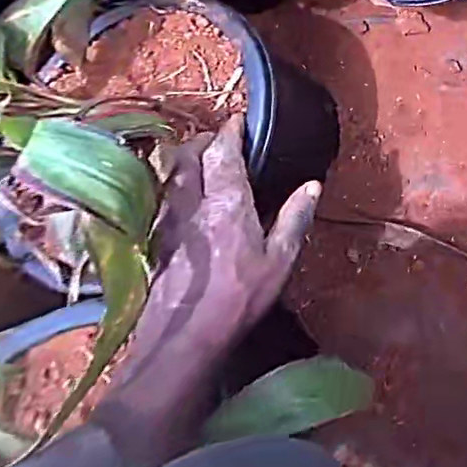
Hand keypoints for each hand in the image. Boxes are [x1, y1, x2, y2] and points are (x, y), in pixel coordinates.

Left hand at [0, 120, 321, 466]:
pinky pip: (165, 202)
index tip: (240, 119)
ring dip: (186, 162)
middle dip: (203, 141)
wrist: (179, 346)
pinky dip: (177, 189)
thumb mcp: (280, 261)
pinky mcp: (156, 245)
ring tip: (205, 163)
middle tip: (223, 138)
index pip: (222, 153)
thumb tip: (311, 185)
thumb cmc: (238, 300)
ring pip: (171, 178)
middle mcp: (192, 207)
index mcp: (226, 205)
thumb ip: (294, 219)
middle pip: (186, 157)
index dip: (229, 131)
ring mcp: (168, 226)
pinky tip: (189, 202)